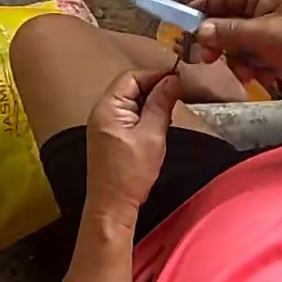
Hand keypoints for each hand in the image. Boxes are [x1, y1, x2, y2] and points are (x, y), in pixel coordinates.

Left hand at [83, 68, 181, 231]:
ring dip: (151, 101)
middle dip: (155, 88)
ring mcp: (104, 123)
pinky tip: (159, 123)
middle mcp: (102, 110)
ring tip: (171, 110)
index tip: (179, 80)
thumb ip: (161, 104)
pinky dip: (145, 114)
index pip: (131, 77)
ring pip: (131, 101)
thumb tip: (174, 79)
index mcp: (108, 107)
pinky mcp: (110, 135)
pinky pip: (129, 115)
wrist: (112, 206)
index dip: (155, 75)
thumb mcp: (152, 134)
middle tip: (178, 95)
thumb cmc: (132, 171)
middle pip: (130, 86)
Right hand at [192, 0, 281, 89]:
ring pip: (239, 42)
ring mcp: (273, 28)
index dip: (202, 10)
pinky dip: (254, 67)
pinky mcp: (279, 48)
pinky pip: (254, 55)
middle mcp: (267, 6)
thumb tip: (201, 31)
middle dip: (221, 42)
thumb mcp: (265, 35)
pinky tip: (262, 76)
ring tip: (248, 72)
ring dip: (238, 59)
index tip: (184, 28)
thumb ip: (230, 32)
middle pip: (228, 22)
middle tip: (209, 60)